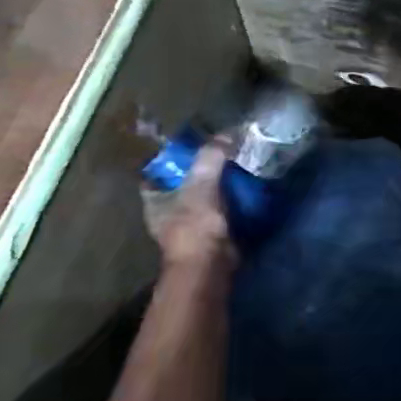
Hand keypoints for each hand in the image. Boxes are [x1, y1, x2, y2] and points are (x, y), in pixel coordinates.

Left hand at [141, 140, 233, 270]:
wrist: (210, 265)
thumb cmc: (195, 224)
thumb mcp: (201, 182)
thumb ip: (211, 156)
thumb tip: (228, 134)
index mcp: (154, 200)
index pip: (156, 174)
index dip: (171, 160)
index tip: (192, 148)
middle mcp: (167, 214)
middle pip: (182, 186)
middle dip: (200, 174)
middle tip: (222, 156)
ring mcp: (188, 228)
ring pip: (203, 201)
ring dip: (218, 191)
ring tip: (238, 172)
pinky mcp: (210, 239)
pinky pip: (220, 215)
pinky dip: (231, 207)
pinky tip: (245, 195)